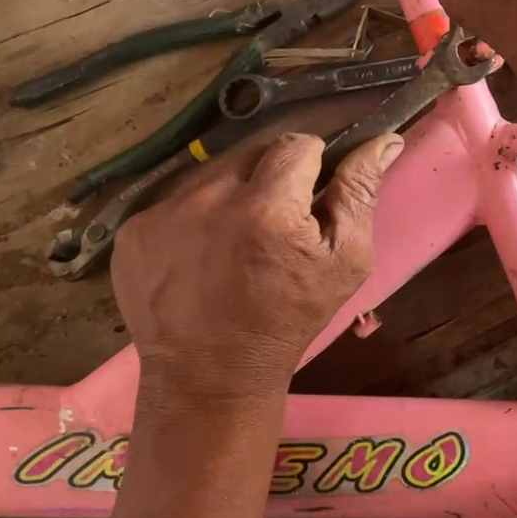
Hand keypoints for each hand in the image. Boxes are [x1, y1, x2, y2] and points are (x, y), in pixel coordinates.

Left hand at [110, 132, 402, 403]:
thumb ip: (359, 193)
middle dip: (273, 175)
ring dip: (234, 190)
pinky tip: (205, 251)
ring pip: (214, 171)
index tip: (313, 195)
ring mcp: (162, 214)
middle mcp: (209, 200)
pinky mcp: (133, 232)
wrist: (210, 377)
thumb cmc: (290, 317)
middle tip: (280, 217)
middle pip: (253, 151)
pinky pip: (177, 199)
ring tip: (240, 235)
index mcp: (268, 207)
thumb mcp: (346, 259)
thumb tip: (384, 141)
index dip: (313, 164)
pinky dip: (197, 214)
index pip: (298, 144)